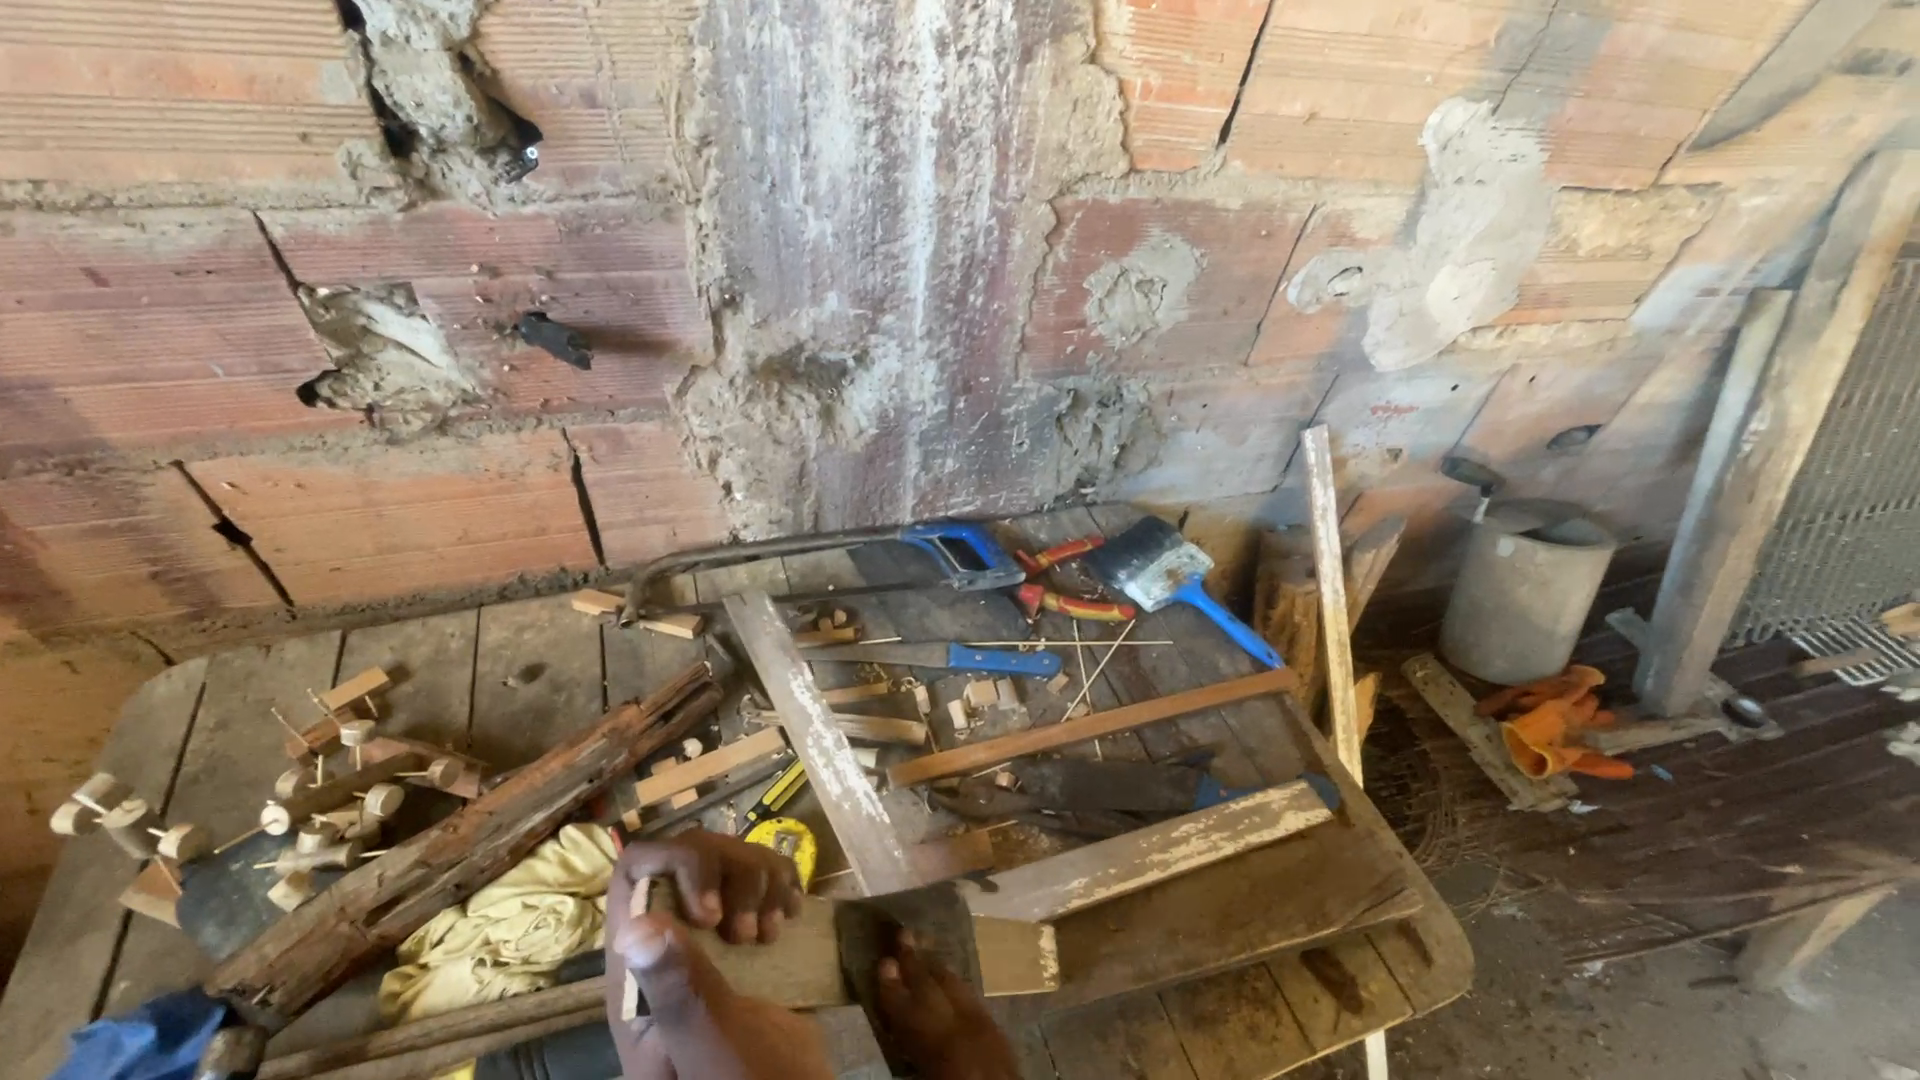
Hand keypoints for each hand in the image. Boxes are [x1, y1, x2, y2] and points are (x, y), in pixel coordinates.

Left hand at [603, 830, 825, 1079]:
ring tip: (772, 933)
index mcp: (639, 962)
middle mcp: (672, 935)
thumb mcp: (705, 1045)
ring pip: (733, 856)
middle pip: (693, 850)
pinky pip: (767, 875)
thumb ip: (677, 990)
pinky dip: (785, 883)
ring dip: (763, 880)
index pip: (636, 871)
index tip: (712, 910)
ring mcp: (715, 930)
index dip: (677, 865)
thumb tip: (637, 927)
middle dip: (733, 875)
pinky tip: (792, 917)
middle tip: (751, 935)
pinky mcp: (754, 930)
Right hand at [875, 930, 1020, 1079]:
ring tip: (922, 952)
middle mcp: (970, 1036)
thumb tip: (892, 1024)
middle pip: (940, 992)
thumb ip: (909, 1056)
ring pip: (963, 994)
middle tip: (902, 934)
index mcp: (945, 1052)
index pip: (913, 1013)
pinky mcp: (1005, 1045)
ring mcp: (992, 1038)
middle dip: (919, 964)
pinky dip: (961, 992)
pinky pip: (978, 1007)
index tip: (880, 962)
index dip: (894, 989)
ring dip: (941, 972)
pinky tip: (952, 988)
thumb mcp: (925, 1076)